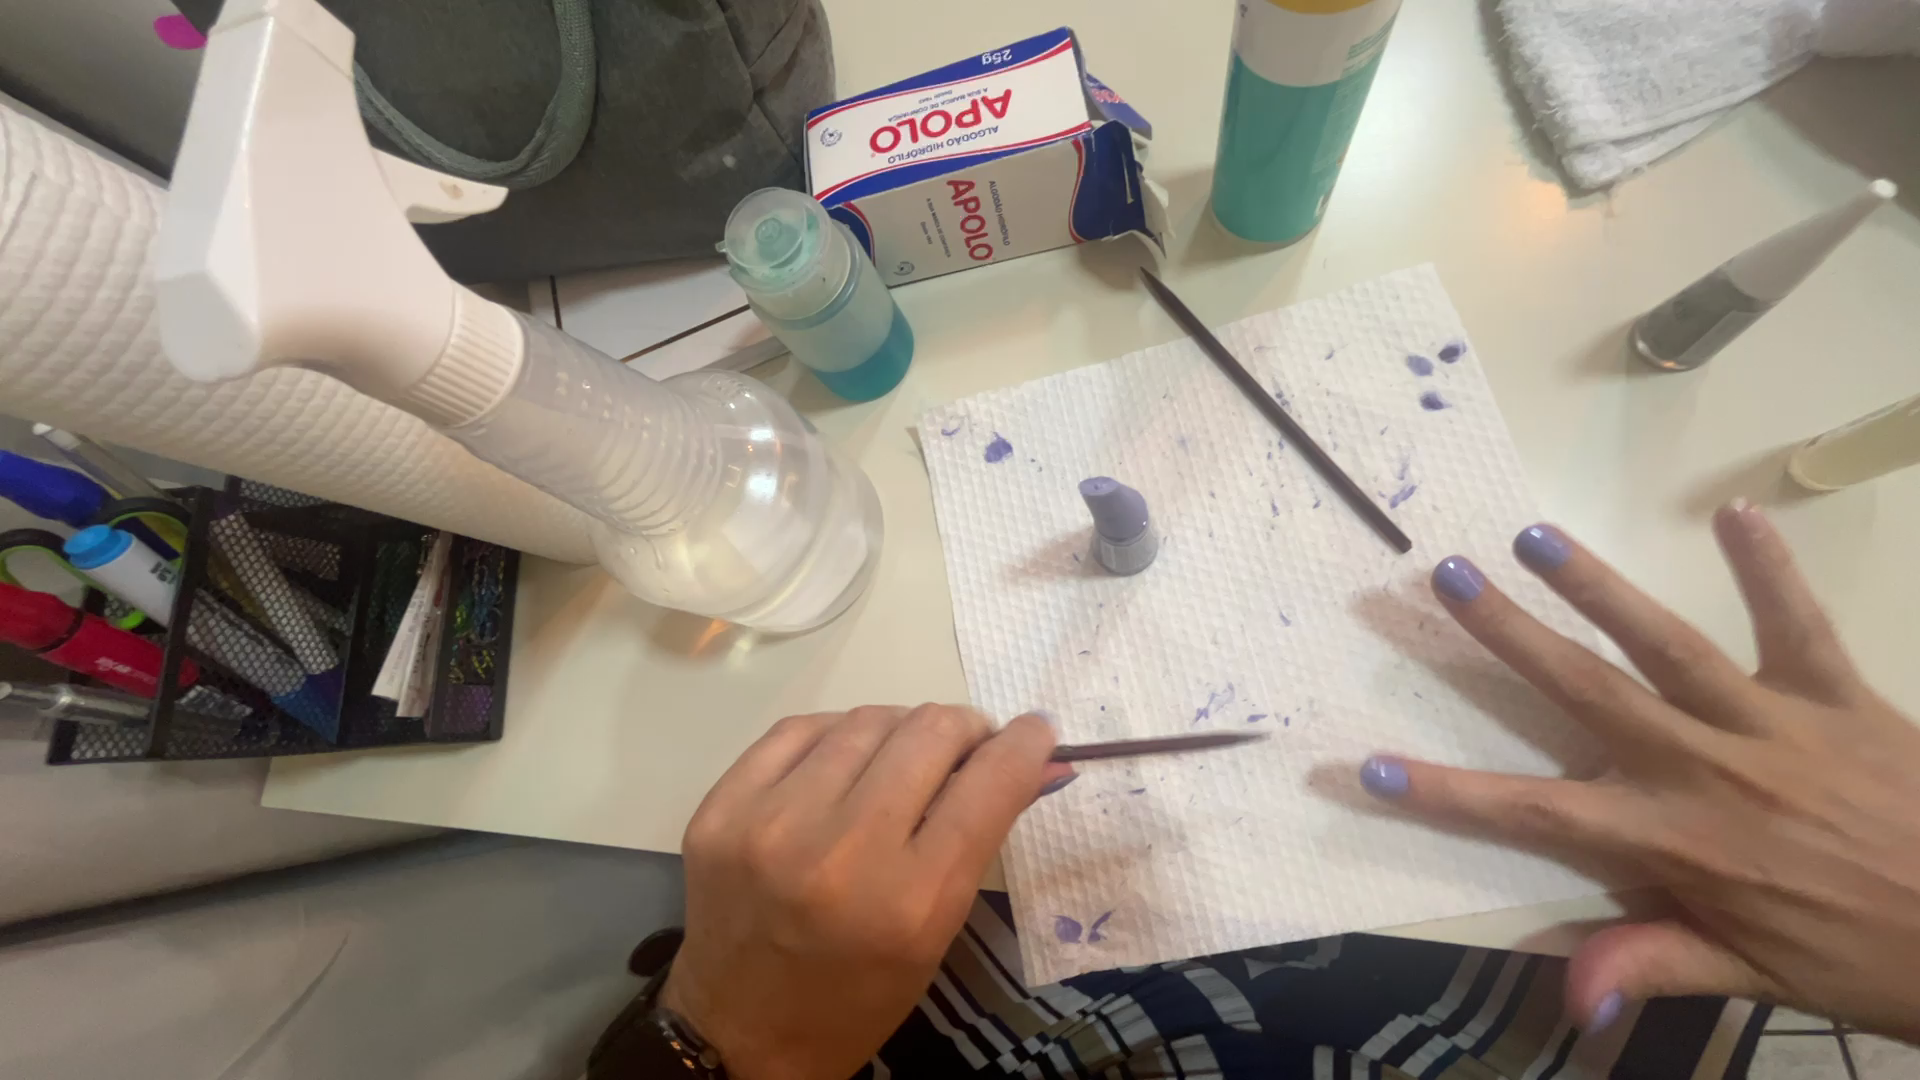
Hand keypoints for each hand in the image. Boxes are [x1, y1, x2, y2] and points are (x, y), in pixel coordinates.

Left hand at [660, 705, 1074, 1079]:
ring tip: (899, 758)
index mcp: (909, 902)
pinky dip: (838, 734)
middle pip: (928, 731)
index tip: (1036, 729)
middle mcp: (840, 854)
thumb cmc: (861, 991)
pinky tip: (843, 759)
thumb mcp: (938, 924)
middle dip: (964, 728)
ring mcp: (771, 824)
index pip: (988, 784)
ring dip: (900, 730)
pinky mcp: (724, 808)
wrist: (740, 1032)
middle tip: (965, 745)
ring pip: (868, 718)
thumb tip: (1036, 752)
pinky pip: (803, 726)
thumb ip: (984, 828)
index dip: (1024, 744)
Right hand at [1360, 501, 1919, 1040]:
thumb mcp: (1755, 976)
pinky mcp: (1840, 697)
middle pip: (1585, 688)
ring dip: (1597, 586)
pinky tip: (1732, 512)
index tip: (1371, 768)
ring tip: (1536, 537)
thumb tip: (1565, 1003)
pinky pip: (1800, 625)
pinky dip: (1770, 569)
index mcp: (1674, 837)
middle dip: (1508, 631)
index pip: (1532, 811)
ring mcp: (1772, 725)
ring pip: (1668, 643)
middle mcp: (1705, 767)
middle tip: (1449, 575)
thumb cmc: (1873, 959)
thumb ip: (1651, 965)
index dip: (1445, 794)